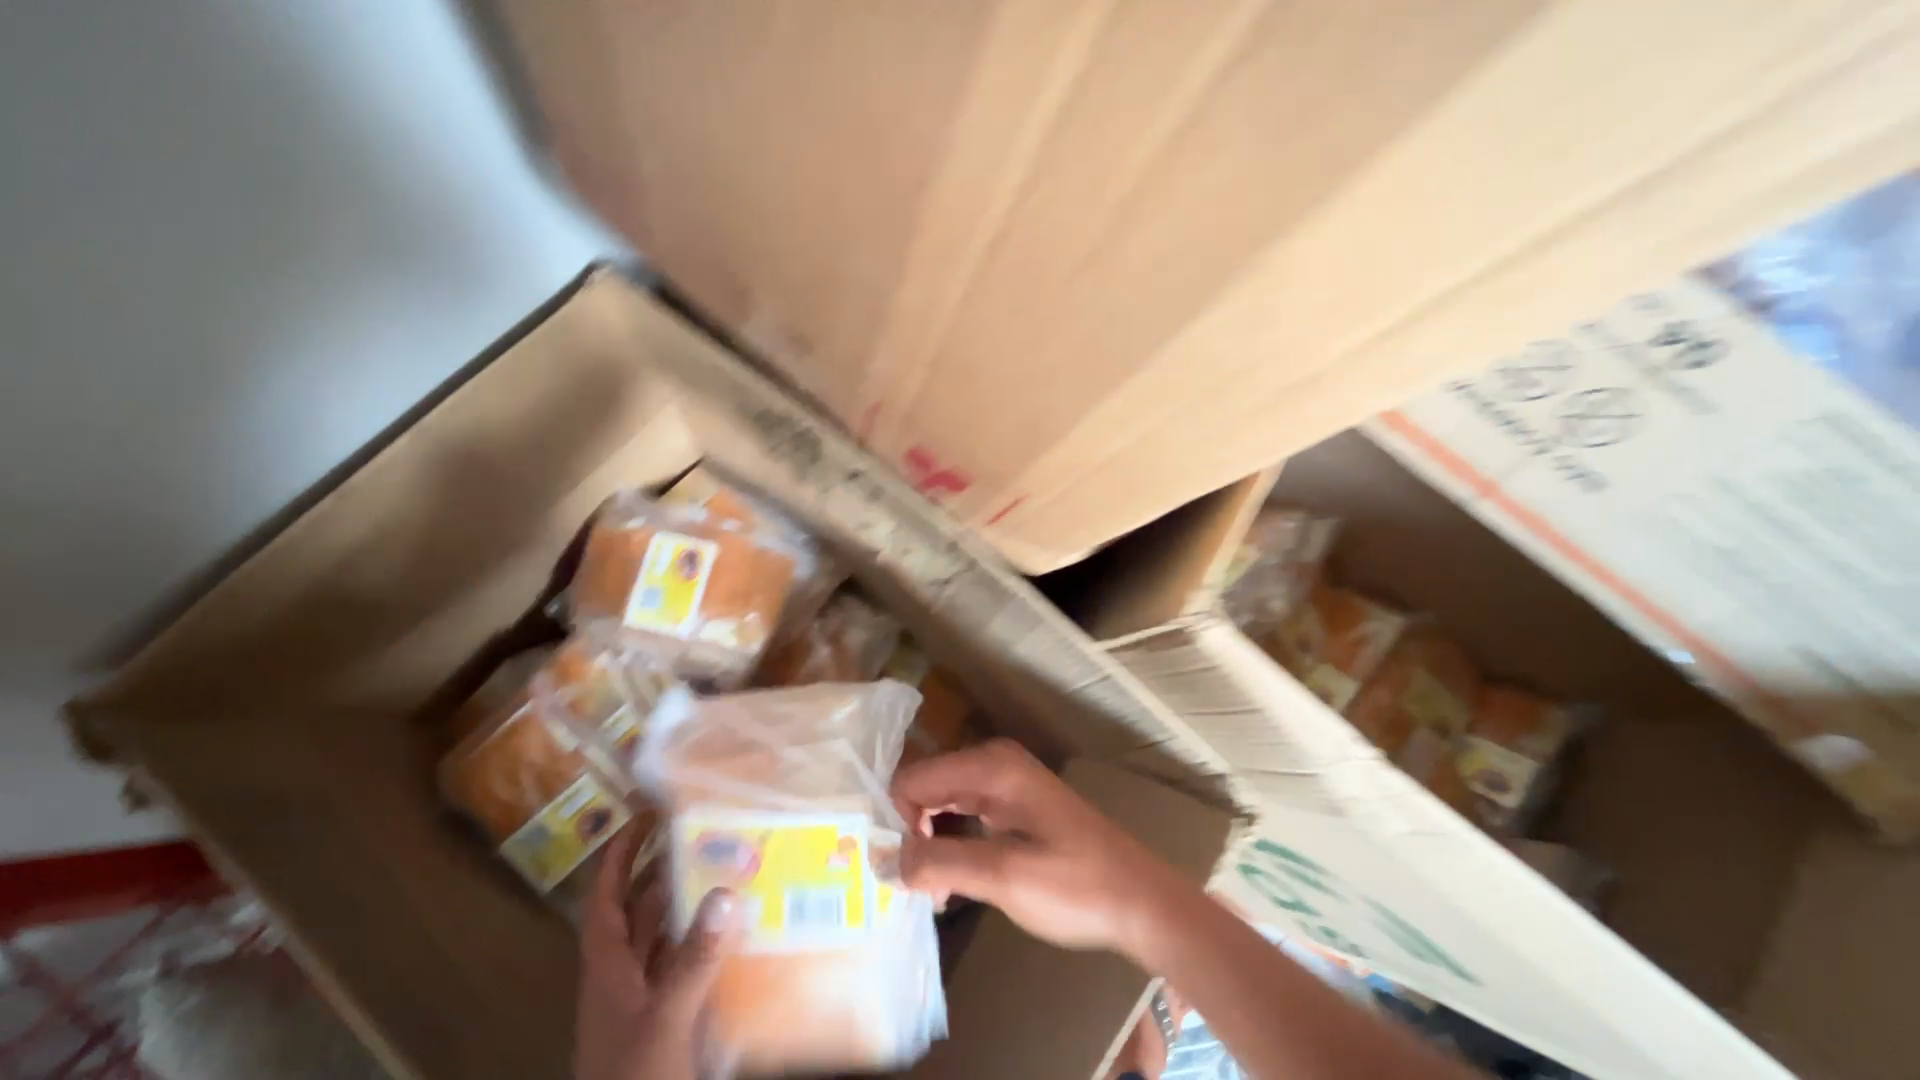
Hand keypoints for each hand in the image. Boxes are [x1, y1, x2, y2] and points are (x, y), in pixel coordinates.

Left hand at [575, 824, 739, 1079]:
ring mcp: (646, 997)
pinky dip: (709, 945)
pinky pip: (688, 967)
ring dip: (694, 907)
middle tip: (713, 833)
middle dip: (671, 870)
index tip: (648, 814)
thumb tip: (724, 893)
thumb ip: (694, 959)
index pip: (607, 894)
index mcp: (607, 964)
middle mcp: (624, 973)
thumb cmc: (634, 1074)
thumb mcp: (666, 1017)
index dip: (622, 852)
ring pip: (668, 937)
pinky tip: (741, 932)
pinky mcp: (669, 1017)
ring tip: (734, 870)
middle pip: (643, 909)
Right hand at [891, 739, 1183, 957]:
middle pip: (924, 788)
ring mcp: (1007, 782)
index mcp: (991, 767)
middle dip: (911, 836)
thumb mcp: (1005, 877)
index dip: (897, 824)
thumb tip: (884, 860)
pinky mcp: (1016, 806)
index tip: (903, 873)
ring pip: (941, 803)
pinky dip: (950, 846)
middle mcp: (995, 763)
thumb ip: (939, 863)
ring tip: (938, 894)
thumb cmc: (1077, 887)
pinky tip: (955, 883)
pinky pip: (963, 814)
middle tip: (920, 890)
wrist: (1141, 904)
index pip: (912, 779)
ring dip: (929, 846)